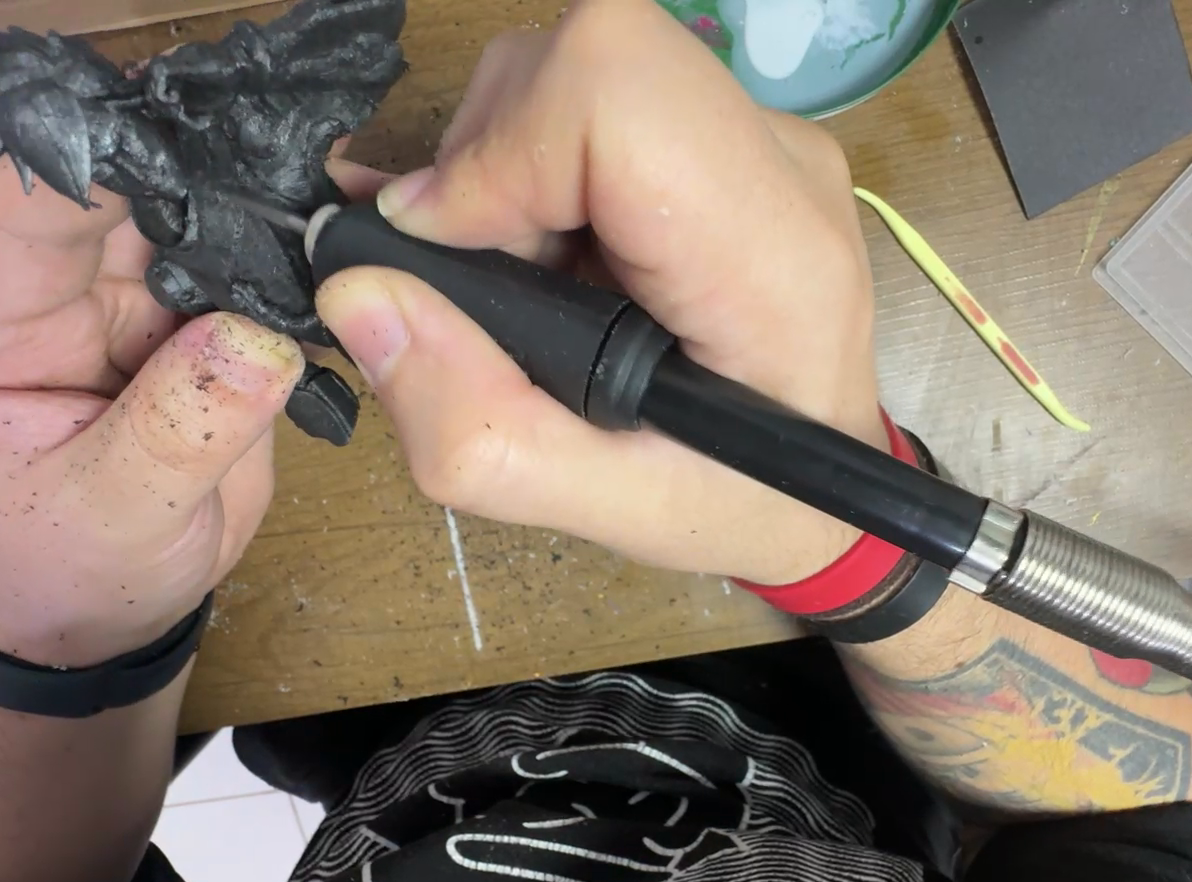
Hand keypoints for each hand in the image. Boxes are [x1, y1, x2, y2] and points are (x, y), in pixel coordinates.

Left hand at [0, 160, 303, 666]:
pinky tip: (341, 258)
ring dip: (261, 216)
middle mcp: (46, 293)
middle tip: (303, 162)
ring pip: (194, 226)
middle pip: (121, 195)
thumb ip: (181, 427)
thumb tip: (261, 336)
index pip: (29, 207)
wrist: (114, 606)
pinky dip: (290, 268)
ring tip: (337, 208)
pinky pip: (244, 279)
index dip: (111, 165)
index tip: (210, 148)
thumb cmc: (79, 568)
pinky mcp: (193, 332)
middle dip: (206, 174)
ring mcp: (127, 308)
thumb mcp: (119, 512)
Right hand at [316, 0, 886, 585]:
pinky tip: (543, 256)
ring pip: (584, 73)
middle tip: (488, 289)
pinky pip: (607, 108)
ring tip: (525, 287)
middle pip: (589, 61)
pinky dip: (538, 172)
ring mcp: (765, 148)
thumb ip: (484, 434)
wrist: (830, 490)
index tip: (444, 260)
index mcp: (771, 258)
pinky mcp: (736, 152)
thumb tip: (362, 297)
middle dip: (489, 165)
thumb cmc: (744, 506)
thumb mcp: (614, 511)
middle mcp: (780, 171)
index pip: (613, 91)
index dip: (496, 155)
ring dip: (508, 172)